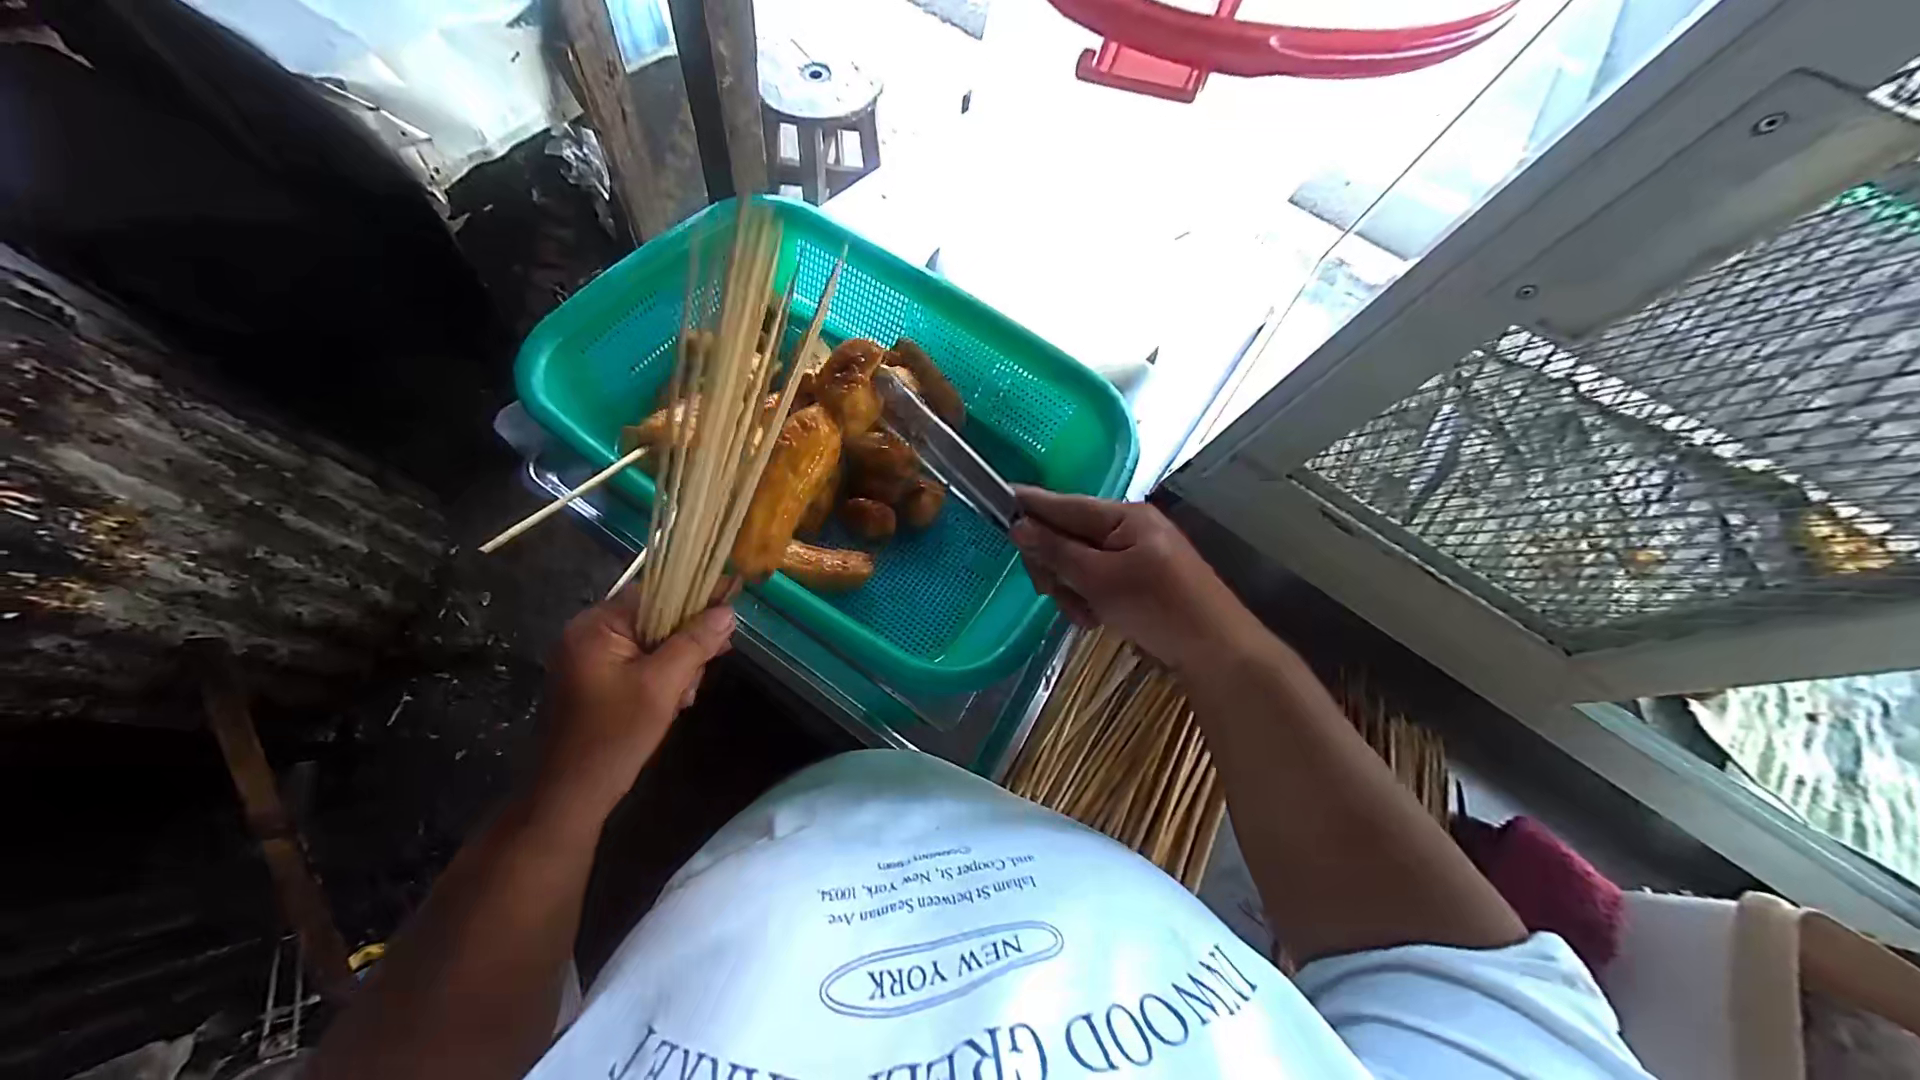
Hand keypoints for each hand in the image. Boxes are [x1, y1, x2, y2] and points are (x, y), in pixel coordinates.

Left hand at [533, 589, 735, 826]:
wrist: (570, 797)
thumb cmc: (613, 737)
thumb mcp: (662, 686)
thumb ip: (694, 644)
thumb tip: (728, 611)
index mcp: (595, 626)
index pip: (654, 592)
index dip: (696, 594)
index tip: (732, 596)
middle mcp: (589, 634)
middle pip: (656, 616)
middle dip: (688, 639)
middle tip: (715, 658)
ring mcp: (591, 658)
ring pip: (653, 641)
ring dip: (679, 662)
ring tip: (687, 694)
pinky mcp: (598, 680)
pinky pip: (642, 662)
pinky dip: (664, 675)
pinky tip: (677, 699)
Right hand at [1010, 487, 1264, 673]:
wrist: (1217, 652)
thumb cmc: (1160, 608)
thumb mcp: (1100, 579)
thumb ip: (1057, 551)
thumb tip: (1019, 526)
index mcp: (1123, 517)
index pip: (1065, 504)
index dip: (1031, 504)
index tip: (998, 499)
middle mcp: (1128, 529)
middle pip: (1068, 536)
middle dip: (1055, 565)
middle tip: (1050, 591)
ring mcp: (1134, 556)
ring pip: (1078, 564)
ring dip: (1072, 589)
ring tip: (1085, 614)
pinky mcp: (1137, 581)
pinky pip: (1097, 581)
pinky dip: (1089, 599)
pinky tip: (1096, 619)